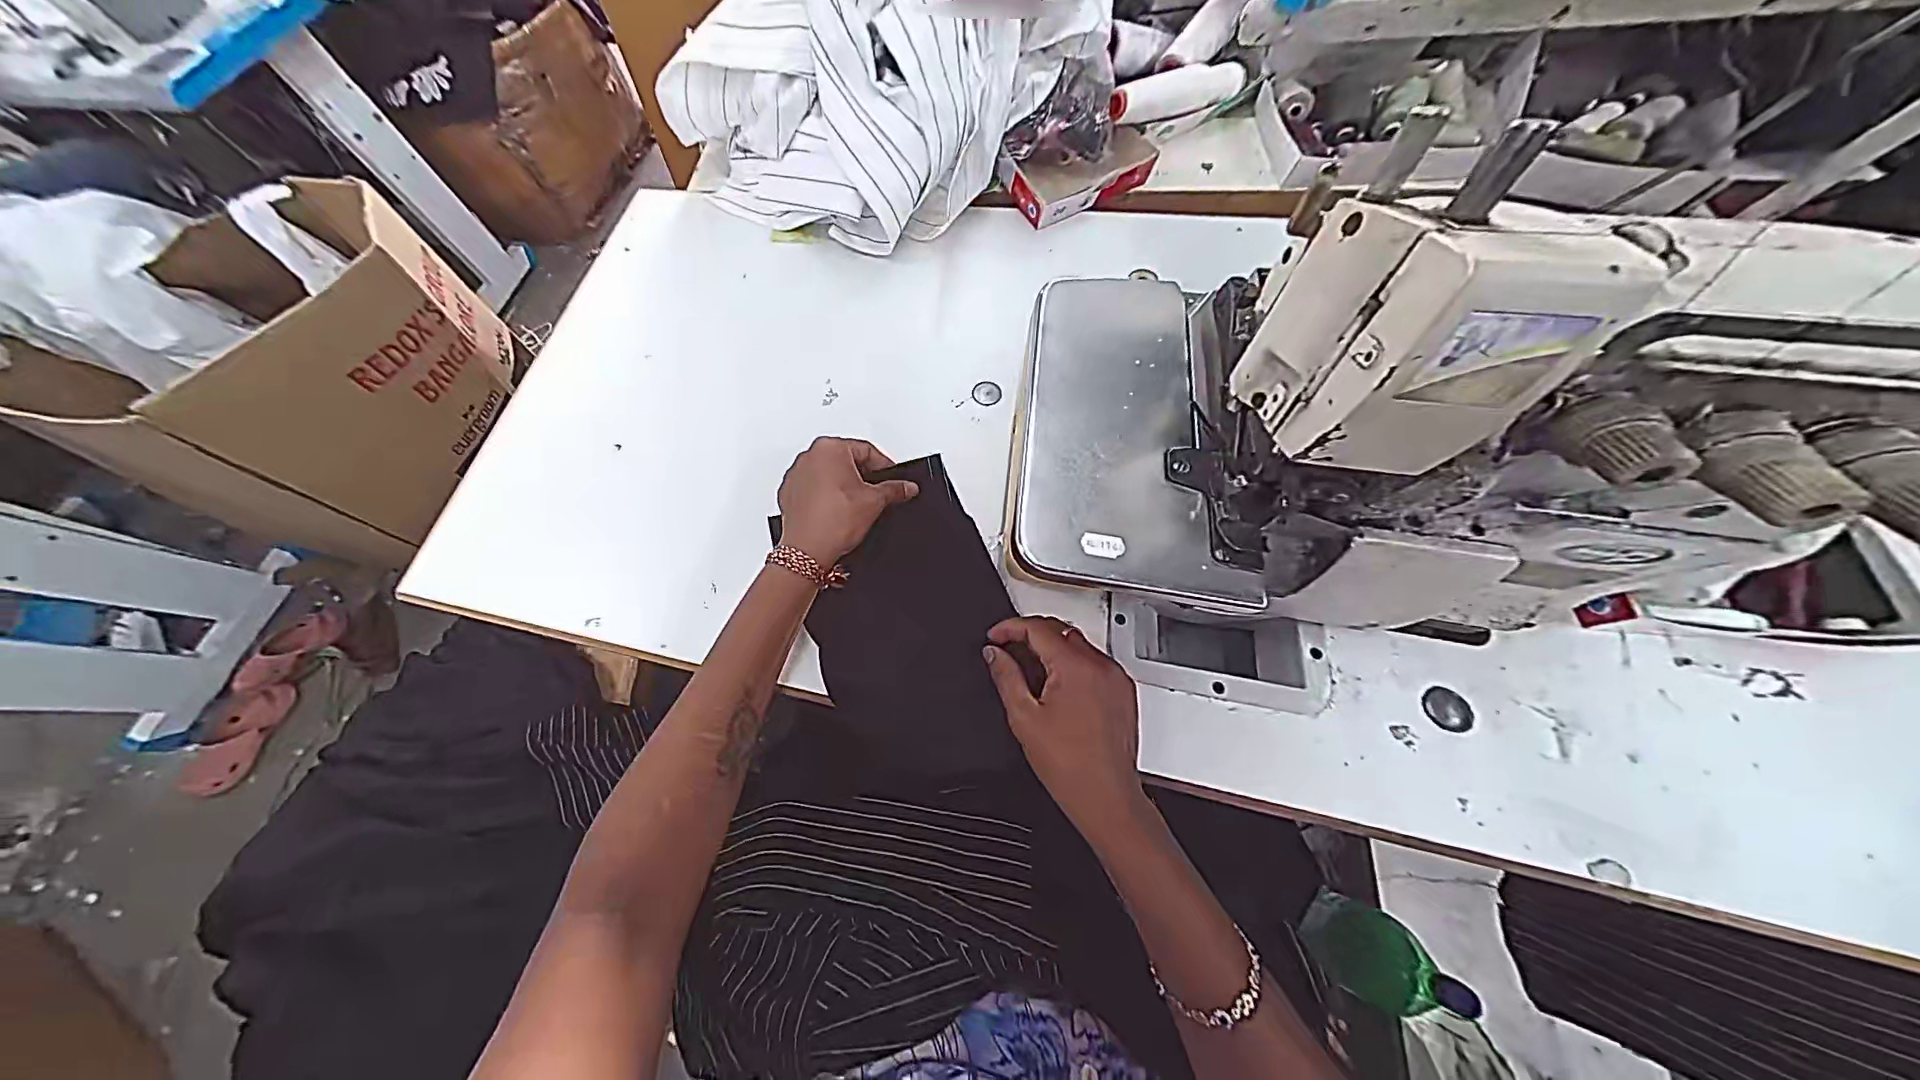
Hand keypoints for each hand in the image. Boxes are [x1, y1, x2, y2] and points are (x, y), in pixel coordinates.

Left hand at [777, 437, 918, 565]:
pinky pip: (813, 488)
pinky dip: (826, 496)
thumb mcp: (875, 502)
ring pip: (828, 473)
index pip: (867, 450)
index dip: (885, 466)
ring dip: (843, 485)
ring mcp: (796, 474)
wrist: (807, 550)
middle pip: (846, 459)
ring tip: (854, 506)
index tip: (892, 479)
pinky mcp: (789, 492)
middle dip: (863, 476)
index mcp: (830, 448)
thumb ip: (894, 489)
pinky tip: (837, 512)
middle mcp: (809, 456)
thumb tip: (907, 488)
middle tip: (875, 493)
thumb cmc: (832, 522)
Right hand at [983, 616, 1147, 839]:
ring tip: (1028, 669)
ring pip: (1078, 644)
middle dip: (1030, 634)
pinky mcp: (1123, 690)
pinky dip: (1072, 663)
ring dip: (1052, 648)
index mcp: (1076, 668)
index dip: (1010, 627)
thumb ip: (1006, 677)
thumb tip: (994, 654)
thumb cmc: (1071, 767)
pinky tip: (1055, 684)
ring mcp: (1116, 678)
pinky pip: (1094, 662)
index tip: (995, 635)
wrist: (1106, 796)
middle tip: (1006, 648)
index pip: (1038, 628)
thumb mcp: (1024, 718)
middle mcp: (1102, 667)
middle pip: (1060, 630)